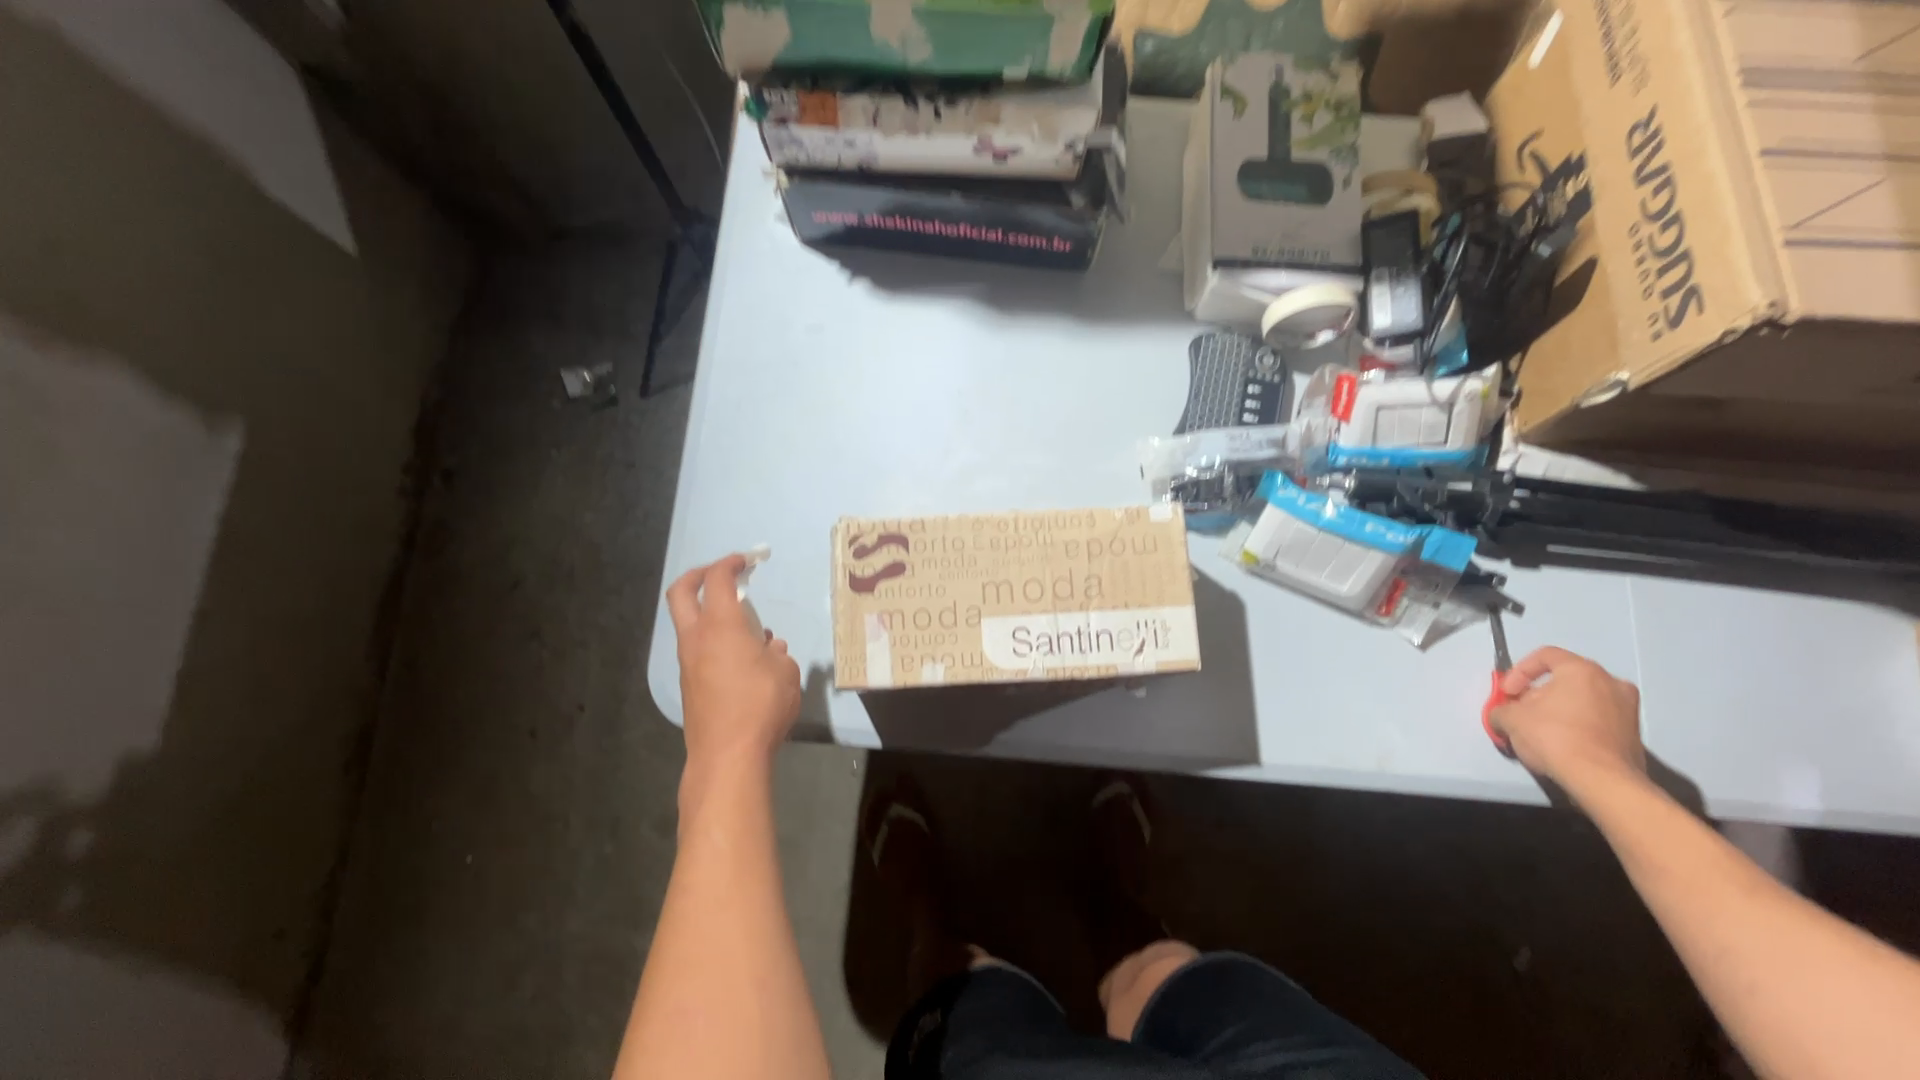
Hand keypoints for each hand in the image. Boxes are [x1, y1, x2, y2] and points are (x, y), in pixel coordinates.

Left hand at [666, 555, 801, 780]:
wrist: (727, 754)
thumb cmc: (761, 705)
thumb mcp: (786, 673)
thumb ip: (777, 655)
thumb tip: (769, 649)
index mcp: (721, 625)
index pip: (718, 579)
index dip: (730, 563)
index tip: (746, 561)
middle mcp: (697, 638)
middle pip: (681, 593)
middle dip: (698, 576)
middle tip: (721, 574)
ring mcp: (688, 663)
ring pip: (689, 624)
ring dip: (710, 614)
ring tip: (746, 627)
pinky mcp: (690, 686)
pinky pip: (699, 651)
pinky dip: (715, 642)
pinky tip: (744, 660)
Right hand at [1489, 647, 1645, 799]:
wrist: (1603, 780)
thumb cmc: (1555, 737)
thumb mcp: (1511, 720)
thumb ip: (1501, 710)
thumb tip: (1502, 715)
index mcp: (1582, 670)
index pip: (1545, 655)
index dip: (1518, 672)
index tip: (1507, 693)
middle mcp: (1611, 682)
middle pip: (1564, 680)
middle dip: (1537, 695)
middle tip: (1521, 715)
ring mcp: (1628, 709)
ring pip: (1582, 701)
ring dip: (1558, 712)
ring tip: (1540, 733)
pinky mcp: (1634, 735)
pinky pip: (1597, 721)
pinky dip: (1577, 727)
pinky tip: (1562, 746)